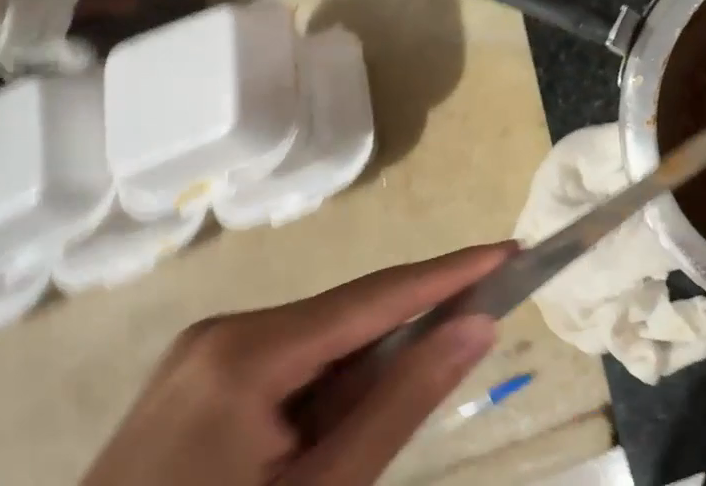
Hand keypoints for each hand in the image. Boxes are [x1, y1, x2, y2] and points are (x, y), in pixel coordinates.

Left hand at [82, 243, 513, 485]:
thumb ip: (403, 403)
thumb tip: (479, 324)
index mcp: (250, 351)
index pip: (378, 295)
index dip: (452, 272)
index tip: (512, 250)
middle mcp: (222, 332)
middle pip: (346, 319)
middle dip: (400, 346)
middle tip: (442, 379)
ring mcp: (201, 355)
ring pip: (318, 345)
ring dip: (357, 382)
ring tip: (343, 456)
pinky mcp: (193, 380)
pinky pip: (285, 364)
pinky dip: (323, 393)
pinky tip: (315, 447)